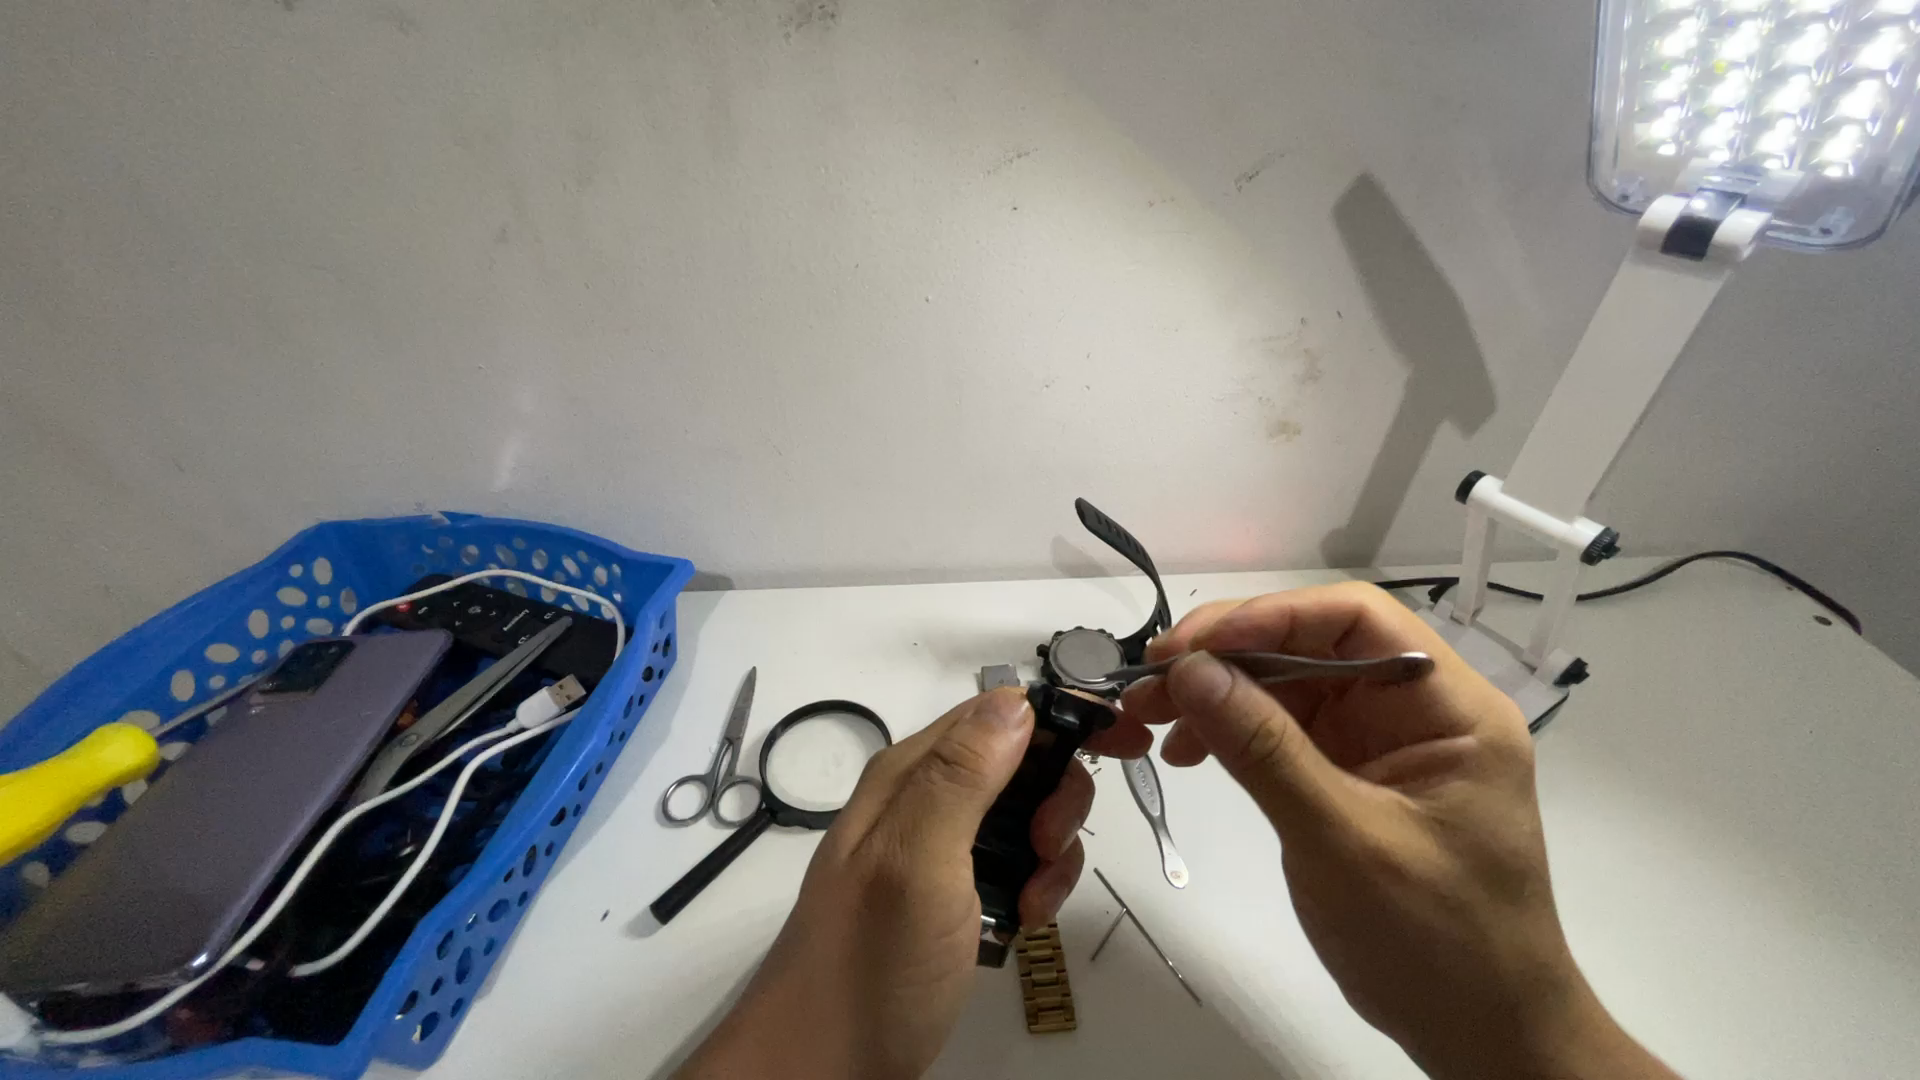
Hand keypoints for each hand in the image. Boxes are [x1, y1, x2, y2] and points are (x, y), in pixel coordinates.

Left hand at [674, 687, 1149, 1079]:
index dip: (1063, 717)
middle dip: (1057, 797)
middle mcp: (926, 795)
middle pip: (1021, 761)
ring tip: (1034, 899)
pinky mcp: (954, 889)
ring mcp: (940, 844)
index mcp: (913, 770)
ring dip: (1051, 850)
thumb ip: (962, 777)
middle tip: (1048, 846)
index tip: (1121, 744)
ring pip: (1026, 814)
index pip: (1000, 711)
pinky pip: (1016, 862)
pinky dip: (1037, 883)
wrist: (826, 1062)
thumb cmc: (873, 959)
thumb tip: (1016, 701)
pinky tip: (1027, 917)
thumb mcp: (917, 861)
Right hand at [1121, 583, 1676, 1079]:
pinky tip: (1183, 750)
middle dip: (1224, 654)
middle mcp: (1410, 705)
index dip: (1272, 615)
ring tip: (1147, 712)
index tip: (1195, 645)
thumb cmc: (1435, 943)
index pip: (1356, 618)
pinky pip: (1273, 726)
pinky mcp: (1342, 767)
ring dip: (1211, 690)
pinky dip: (1223, 730)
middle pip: (1307, 643)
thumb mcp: (1342, 841)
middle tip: (1151, 676)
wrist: (1476, 1034)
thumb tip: (1189, 670)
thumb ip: (1263, 749)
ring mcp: (1373, 736)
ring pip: (1280, 681)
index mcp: (1447, 706)